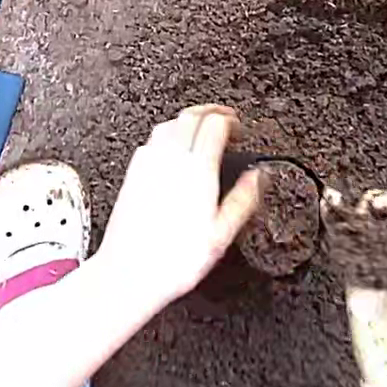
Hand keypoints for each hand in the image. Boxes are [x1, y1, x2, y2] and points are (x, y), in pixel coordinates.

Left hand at [97, 105, 261, 312]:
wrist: (127, 275)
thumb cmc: (172, 261)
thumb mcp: (221, 235)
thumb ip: (243, 200)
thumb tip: (258, 177)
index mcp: (197, 170)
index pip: (215, 124)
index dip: (231, 120)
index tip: (239, 129)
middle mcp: (171, 160)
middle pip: (191, 115)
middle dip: (211, 111)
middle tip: (225, 119)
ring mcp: (148, 164)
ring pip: (169, 123)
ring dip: (188, 119)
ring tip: (201, 128)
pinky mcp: (133, 173)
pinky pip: (151, 140)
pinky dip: (167, 135)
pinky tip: (172, 150)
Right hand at [342, 190, 386, 386]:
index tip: (379, 203)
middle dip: (372, 203)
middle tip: (361, 208)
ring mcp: (380, 269)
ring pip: (365, 229)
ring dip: (350, 212)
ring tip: (336, 199)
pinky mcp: (358, 282)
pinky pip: (347, 248)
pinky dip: (336, 229)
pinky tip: (329, 213)